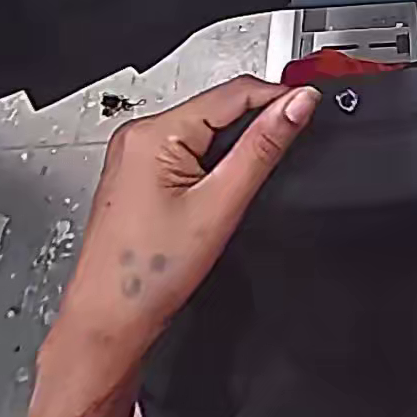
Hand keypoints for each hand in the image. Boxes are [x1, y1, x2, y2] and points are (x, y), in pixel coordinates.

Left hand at [47, 75, 320, 378]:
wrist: (106, 325)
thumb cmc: (147, 275)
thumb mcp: (221, 203)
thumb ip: (264, 145)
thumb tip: (297, 105)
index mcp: (155, 133)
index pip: (235, 91)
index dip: (279, 97)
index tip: (310, 106)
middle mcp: (140, 134)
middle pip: (221, 104)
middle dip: (260, 118)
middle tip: (294, 139)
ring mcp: (137, 151)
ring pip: (209, 125)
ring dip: (240, 138)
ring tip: (260, 167)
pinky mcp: (142, 168)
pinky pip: (192, 144)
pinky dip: (219, 155)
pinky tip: (226, 182)